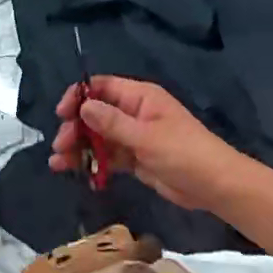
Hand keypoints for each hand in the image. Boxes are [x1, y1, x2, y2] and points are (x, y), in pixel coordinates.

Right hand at [48, 76, 259, 210]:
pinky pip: (109, 156)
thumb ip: (112, 123)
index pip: (102, 87)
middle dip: (76, 128)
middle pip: (96, 114)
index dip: (79, 97)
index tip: (62, 114)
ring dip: (79, 148)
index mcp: (141, 97)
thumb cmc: (183, 153)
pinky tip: (79, 174)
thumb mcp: (145, 137)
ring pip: (99, 137)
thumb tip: (84, 105)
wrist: (214, 185)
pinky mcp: (136, 159)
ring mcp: (135, 136)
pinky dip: (94, 163)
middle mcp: (135, 113)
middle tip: (61, 147)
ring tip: (59, 165)